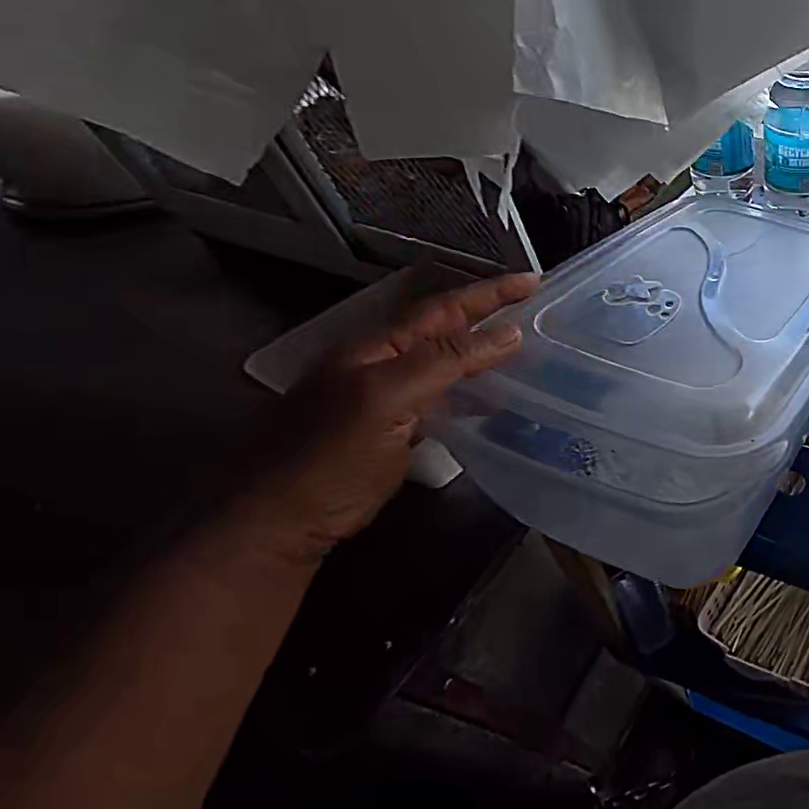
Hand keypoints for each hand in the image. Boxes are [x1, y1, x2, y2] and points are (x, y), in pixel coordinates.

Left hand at [245, 273, 539, 561]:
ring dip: (486, 350)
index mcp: (374, 349)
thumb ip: (447, 360)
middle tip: (536, 308)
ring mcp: (384, 399)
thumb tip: (508, 332)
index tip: (534, 280)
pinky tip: (495, 398)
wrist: (273, 527)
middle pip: (444, 330)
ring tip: (527, 347)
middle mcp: (380, 366)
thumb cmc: (328, 461)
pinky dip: (475, 388)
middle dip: (489, 314)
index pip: (443, 309)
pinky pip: (444, 395)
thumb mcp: (387, 400)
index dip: (489, 293)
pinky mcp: (393, 430)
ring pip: (446, 362)